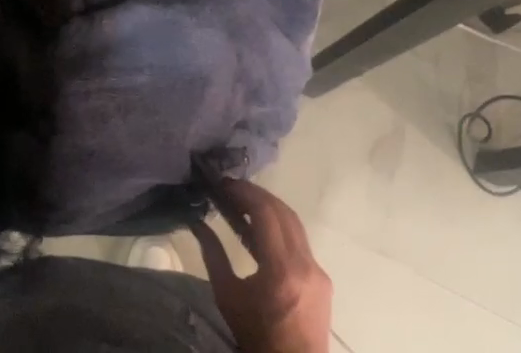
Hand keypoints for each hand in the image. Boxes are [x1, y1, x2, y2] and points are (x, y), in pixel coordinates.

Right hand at [189, 179, 332, 352]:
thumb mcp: (227, 297)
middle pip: (283, 212)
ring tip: (244, 203)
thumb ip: (213, 255)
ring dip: (270, 208)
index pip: (266, 213)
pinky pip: (301, 242)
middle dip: (257, 195)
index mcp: (281, 270)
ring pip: (295, 224)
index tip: (224, 185)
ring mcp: (319, 271)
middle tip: (231, 189)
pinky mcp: (323, 279)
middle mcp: (306, 265)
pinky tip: (263, 231)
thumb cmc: (256, 337)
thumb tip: (197, 223)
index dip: (245, 192)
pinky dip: (281, 227)